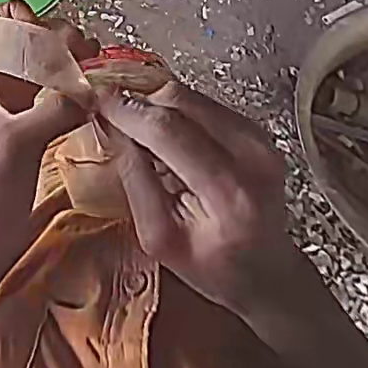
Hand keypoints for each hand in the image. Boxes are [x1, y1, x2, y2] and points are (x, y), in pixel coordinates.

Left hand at [0, 1, 96, 315]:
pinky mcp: (33, 134)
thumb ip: (53, 109)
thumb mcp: (16, 142)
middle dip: (61, 39)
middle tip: (91, 56)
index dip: (30, 19)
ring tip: (99, 73)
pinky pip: (56, 100)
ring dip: (71, 66)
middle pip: (32, 42)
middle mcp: (2, 86)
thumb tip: (92, 89)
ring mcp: (18, 110)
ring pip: (46, 70)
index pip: (1, 23)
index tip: (61, 37)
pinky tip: (95, 103)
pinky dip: (75, 94)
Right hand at [95, 81, 310, 313]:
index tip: (99, 101)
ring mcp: (258, 138)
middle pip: (178, 101)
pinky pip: (202, 103)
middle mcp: (250, 155)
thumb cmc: (213, 266)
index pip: (167, 129)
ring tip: (145, 138)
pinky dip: (176, 112)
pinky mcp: (256, 130)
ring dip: (157, 107)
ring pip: (189, 95)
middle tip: (115, 119)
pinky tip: (170, 140)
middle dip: (139, 104)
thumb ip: (134, 180)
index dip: (127, 110)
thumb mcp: (158, 237)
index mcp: (227, 191)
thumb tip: (113, 128)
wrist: (268, 272)